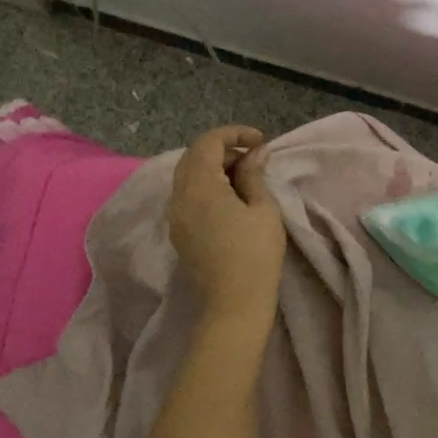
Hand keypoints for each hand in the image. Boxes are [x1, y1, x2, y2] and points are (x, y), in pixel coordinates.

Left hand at [169, 126, 285, 317]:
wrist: (234, 302)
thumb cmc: (255, 253)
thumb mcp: (263, 208)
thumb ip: (254, 175)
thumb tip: (255, 152)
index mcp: (200, 186)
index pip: (208, 143)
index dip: (234, 134)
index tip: (261, 141)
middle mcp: (179, 196)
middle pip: (193, 156)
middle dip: (223, 149)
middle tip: (254, 157)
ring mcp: (175, 215)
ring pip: (188, 175)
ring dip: (214, 167)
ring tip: (246, 176)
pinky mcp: (179, 230)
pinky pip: (187, 194)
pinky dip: (207, 184)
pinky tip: (231, 196)